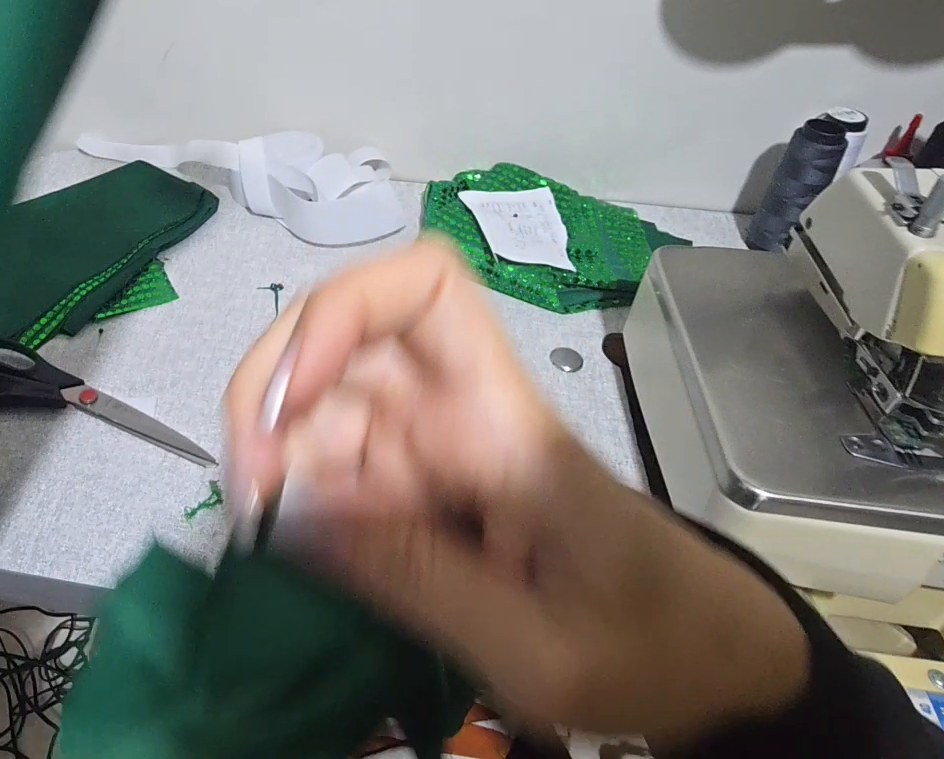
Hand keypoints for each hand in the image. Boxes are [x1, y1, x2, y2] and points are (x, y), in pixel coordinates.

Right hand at [222, 239, 811, 743]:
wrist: (695, 659)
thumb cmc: (645, 639)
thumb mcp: (542, 646)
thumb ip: (421, 580)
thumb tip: (296, 521)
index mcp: (499, 411)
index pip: (427, 285)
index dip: (349, 305)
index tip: (301, 387)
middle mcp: (452, 403)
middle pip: (345, 334)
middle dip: (278, 386)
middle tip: (248, 476)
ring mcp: (424, 441)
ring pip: (324, 398)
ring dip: (276, 443)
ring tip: (255, 516)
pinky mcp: (408, 482)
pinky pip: (332, 461)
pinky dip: (294, 487)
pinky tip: (280, 531)